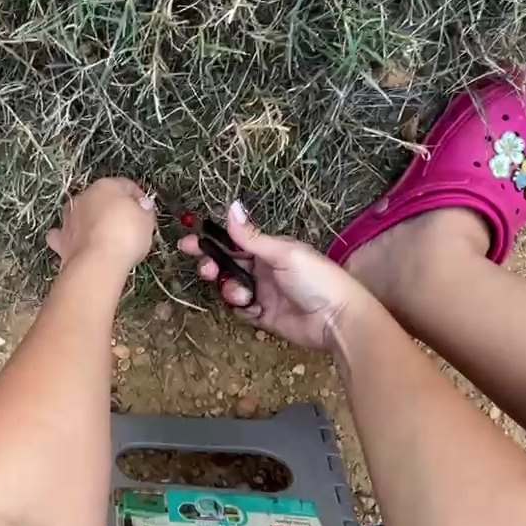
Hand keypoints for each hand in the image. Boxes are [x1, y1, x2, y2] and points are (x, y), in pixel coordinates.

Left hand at [47, 177, 156, 266]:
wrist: (98, 263)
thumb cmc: (126, 236)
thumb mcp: (146, 220)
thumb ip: (144, 209)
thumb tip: (141, 205)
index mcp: (107, 186)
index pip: (126, 185)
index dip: (138, 198)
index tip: (145, 211)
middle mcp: (84, 197)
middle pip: (102, 198)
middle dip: (113, 208)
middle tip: (128, 225)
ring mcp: (70, 217)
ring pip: (82, 213)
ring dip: (91, 220)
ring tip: (104, 235)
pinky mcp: (61, 239)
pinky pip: (65, 234)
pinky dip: (71, 237)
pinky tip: (78, 244)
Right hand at [179, 201, 373, 350]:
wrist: (338, 320)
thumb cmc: (316, 278)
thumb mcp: (283, 253)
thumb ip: (251, 236)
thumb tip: (230, 205)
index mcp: (269, 249)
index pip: (232, 241)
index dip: (209, 241)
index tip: (187, 242)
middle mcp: (263, 268)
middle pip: (226, 264)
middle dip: (212, 266)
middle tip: (207, 270)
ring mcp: (263, 293)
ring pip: (230, 287)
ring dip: (229, 289)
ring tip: (243, 295)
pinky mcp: (264, 316)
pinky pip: (241, 310)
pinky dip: (241, 309)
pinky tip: (252, 308)